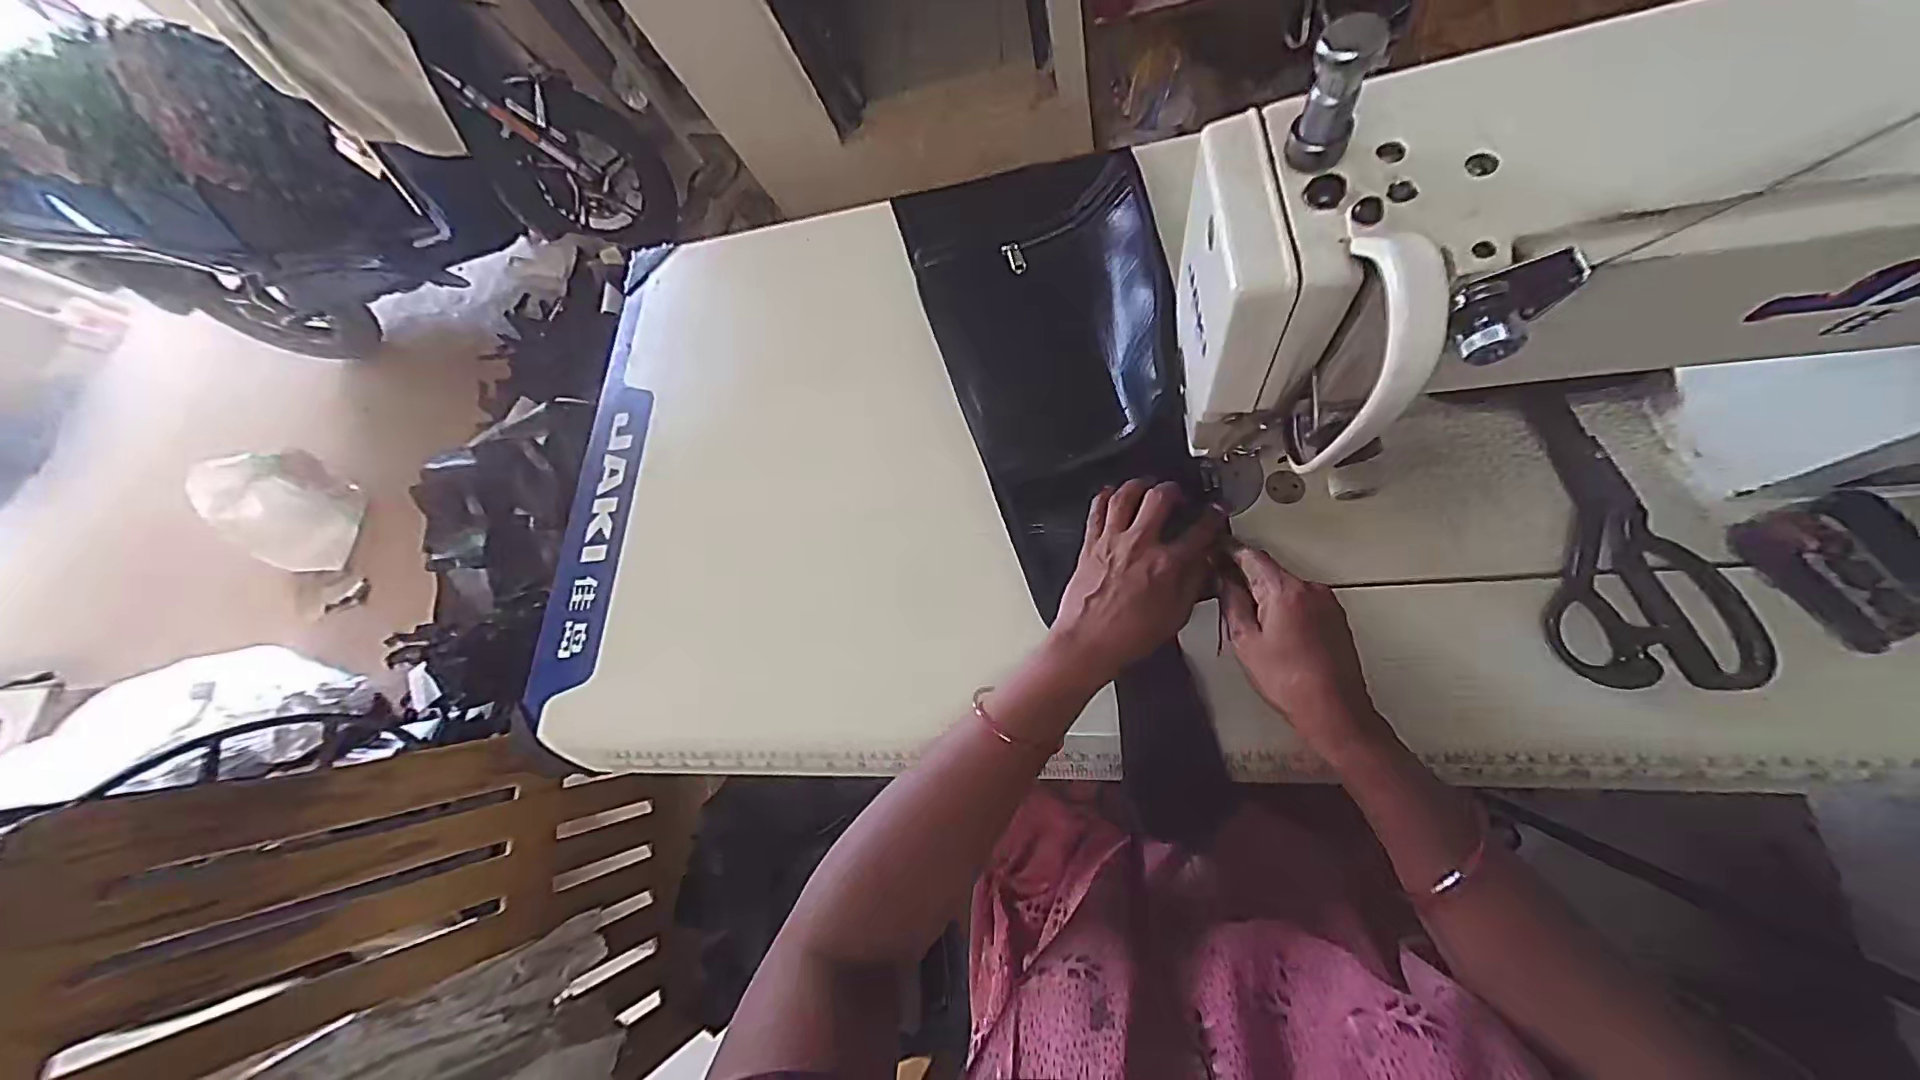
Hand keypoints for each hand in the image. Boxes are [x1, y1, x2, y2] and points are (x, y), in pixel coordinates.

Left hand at [1047, 479, 1223, 686]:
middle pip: (1161, 498)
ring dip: (1139, 485)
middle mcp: (1139, 546)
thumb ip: (1192, 584)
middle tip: (1178, 493)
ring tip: (1146, 486)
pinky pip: (1097, 510)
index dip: (1212, 518)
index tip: (1214, 514)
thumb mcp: (1175, 615)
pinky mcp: (1090, 545)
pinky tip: (1111, 494)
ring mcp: (1112, 542)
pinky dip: (1105, 497)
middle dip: (1174, 490)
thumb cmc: (1127, 636)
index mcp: (1166, 565)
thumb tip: (1203, 566)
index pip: (1199, 530)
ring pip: (1125, 495)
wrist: (1088, 642)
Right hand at [1221, 544, 1386, 754]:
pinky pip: (1302, 600)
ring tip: (1250, 621)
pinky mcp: (1335, 617)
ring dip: (1266, 594)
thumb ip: (1231, 602)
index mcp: (1284, 591)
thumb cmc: (1290, 682)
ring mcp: (1327, 603)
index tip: (1215, 553)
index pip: (1251, 556)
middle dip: (1245, 576)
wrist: (1333, 709)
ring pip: (1286, 586)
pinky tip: (1274, 631)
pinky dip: (1284, 606)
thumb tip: (1225, 582)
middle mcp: (1310, 589)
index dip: (1228, 552)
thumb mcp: (1244, 641)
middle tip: (1223, 589)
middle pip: (1269, 570)